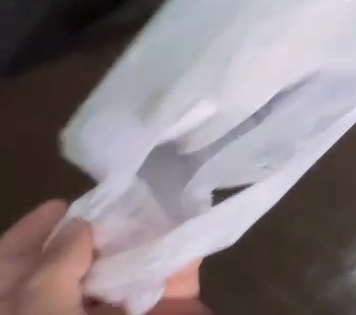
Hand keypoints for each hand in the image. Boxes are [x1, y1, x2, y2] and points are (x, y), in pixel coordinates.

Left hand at [0, 203, 201, 314]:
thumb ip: (50, 277)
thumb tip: (77, 227)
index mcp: (30, 311)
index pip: (11, 274)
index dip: (27, 240)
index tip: (58, 205)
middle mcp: (70, 308)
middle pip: (76, 264)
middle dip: (95, 231)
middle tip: (115, 199)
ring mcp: (120, 308)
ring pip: (127, 266)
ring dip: (141, 237)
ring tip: (155, 203)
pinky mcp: (169, 303)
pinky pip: (175, 273)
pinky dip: (183, 251)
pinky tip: (189, 223)